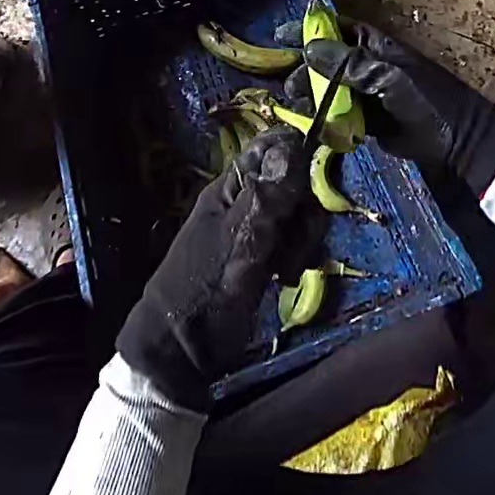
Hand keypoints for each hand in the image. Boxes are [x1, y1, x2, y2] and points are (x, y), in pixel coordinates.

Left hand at [116, 126, 312, 408]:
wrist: (182, 346)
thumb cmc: (206, 287)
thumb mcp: (240, 239)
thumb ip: (268, 195)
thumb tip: (293, 147)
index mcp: (233, 187)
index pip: (272, 147)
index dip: (298, 155)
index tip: (312, 183)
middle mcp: (246, 200)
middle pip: (295, 182)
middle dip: (304, 210)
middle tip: (297, 239)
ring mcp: (255, 228)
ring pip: (299, 214)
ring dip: (302, 239)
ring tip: (288, 267)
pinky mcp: (265, 254)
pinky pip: (294, 240)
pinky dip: (297, 256)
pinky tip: (287, 276)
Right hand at [286, 18, 494, 198]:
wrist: (455, 140)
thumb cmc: (427, 100)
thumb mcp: (389, 76)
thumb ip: (350, 64)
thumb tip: (309, 48)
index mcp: (375, 46)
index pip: (337, 30)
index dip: (310, 29)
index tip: (280, 36)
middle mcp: (366, 66)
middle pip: (325, 61)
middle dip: (305, 70)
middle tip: (291, 87)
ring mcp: (364, 93)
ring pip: (328, 89)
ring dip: (310, 96)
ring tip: (298, 107)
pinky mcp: (365, 120)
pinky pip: (337, 115)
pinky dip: (322, 118)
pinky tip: (308, 124)